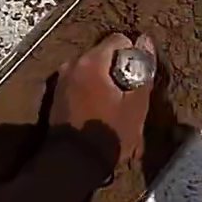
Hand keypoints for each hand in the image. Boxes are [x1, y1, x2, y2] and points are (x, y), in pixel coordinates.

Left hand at [50, 34, 155, 173]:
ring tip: (116, 106)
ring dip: (105, 81)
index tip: (139, 77)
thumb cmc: (109, 133)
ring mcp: (61, 79)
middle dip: (118, 69)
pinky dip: (92, 89)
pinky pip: (80, 82)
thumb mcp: (136, 104)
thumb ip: (143, 69)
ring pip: (91, 69)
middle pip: (103, 54)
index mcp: (90, 62)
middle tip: (129, 95)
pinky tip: (100, 110)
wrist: (73, 161)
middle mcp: (71, 64)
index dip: (134, 55)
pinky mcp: (56, 94)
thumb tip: (145, 41)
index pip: (118, 40)